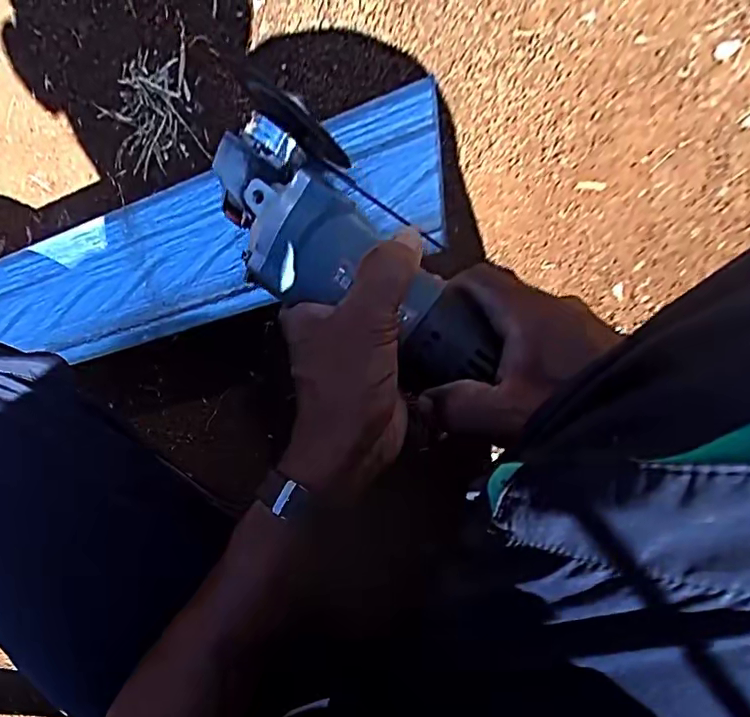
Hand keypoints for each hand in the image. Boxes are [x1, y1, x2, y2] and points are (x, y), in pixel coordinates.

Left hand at [276, 232, 420, 498]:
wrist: (357, 448)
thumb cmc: (347, 383)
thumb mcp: (365, 319)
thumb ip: (384, 274)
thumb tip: (408, 237)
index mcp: (306, 311)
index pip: (327, 264)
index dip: (357, 248)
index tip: (390, 235)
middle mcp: (327, 329)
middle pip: (363, 289)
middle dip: (393, 277)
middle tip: (426, 261)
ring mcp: (355, 352)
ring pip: (385, 316)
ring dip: (410, 306)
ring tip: (440, 285)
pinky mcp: (379, 372)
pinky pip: (401, 342)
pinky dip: (419, 332)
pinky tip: (443, 318)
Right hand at [415, 264, 623, 443]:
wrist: (647, 422)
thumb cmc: (575, 409)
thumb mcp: (504, 414)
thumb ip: (457, 406)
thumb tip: (426, 402)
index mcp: (528, 312)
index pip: (478, 277)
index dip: (447, 291)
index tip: (429, 318)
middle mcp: (556, 308)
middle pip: (500, 301)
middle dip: (470, 326)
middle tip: (450, 361)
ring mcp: (580, 326)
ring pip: (526, 324)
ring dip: (501, 347)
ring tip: (486, 385)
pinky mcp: (595, 348)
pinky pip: (550, 342)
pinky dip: (528, 359)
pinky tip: (525, 395)